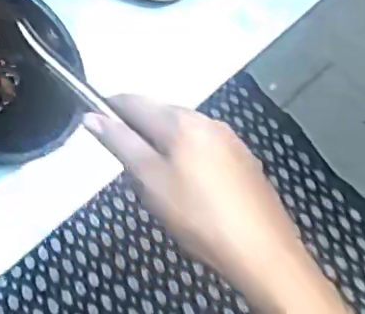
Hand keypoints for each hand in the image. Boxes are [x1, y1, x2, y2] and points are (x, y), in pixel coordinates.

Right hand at [85, 95, 349, 313]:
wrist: (273, 264)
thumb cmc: (202, 217)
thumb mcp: (150, 179)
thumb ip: (119, 142)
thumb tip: (91, 116)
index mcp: (182, 120)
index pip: (132, 100)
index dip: (108, 110)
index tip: (96, 128)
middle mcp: (208, 121)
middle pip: (158, 114)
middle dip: (138, 131)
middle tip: (128, 163)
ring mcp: (233, 144)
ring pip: (182, 133)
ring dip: (163, 145)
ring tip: (157, 180)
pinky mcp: (249, 167)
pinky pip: (205, 149)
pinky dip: (188, 158)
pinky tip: (190, 190)